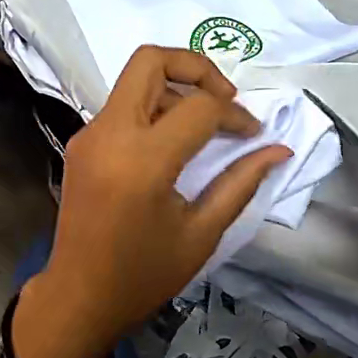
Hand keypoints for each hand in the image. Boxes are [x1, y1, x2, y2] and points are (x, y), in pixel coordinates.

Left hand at [13, 47, 291, 357]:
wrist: (78, 297)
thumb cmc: (143, 274)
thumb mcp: (202, 234)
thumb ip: (241, 183)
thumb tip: (279, 150)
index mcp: (143, 161)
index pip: (199, 107)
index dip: (235, 114)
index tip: (253, 133)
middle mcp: (110, 133)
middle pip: (150, 60)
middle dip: (195, 66)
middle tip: (224, 97)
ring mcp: (89, 133)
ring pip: (134, 79)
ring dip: (173, 87)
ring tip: (202, 125)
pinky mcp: (81, 141)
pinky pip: (121, 105)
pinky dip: (152, 107)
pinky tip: (172, 141)